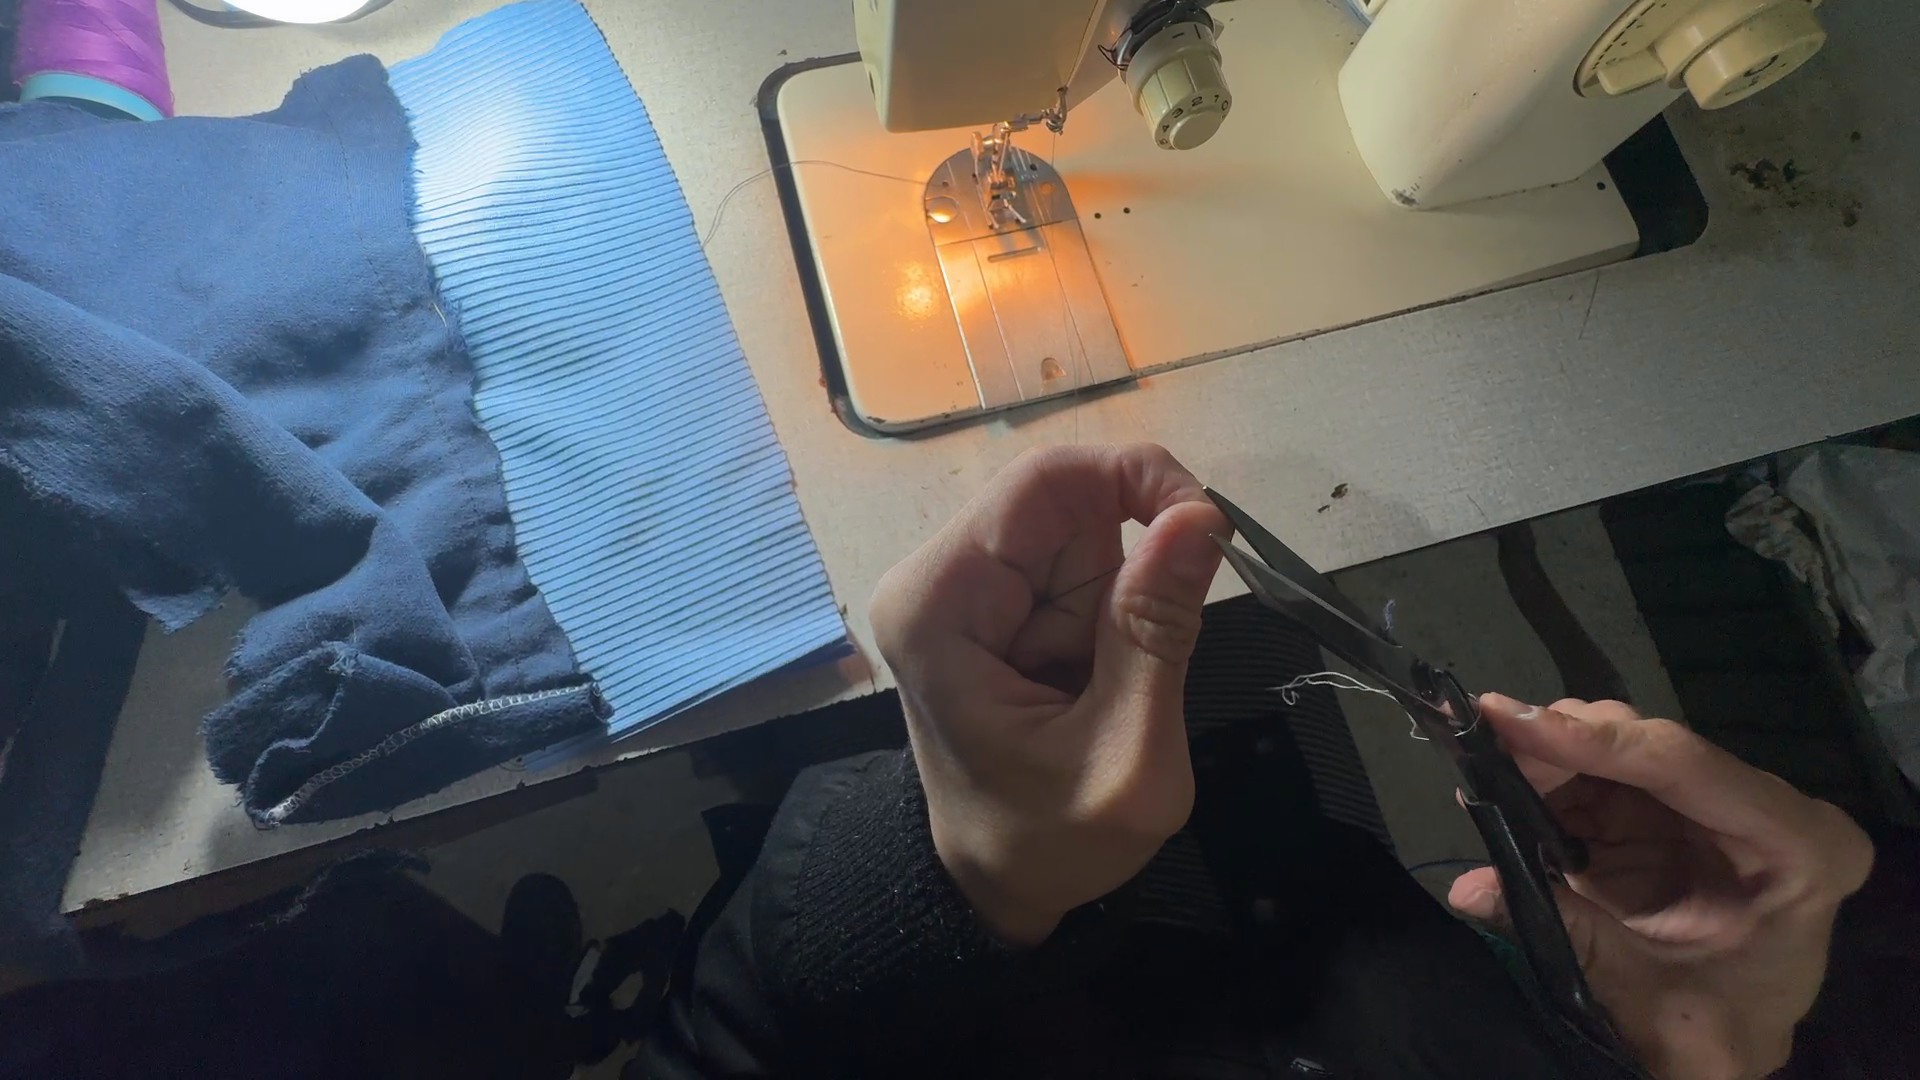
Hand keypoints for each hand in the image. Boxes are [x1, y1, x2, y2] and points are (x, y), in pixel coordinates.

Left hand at [870, 444, 1226, 944]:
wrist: (992, 879)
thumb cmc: (1048, 842)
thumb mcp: (1127, 754)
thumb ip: (1158, 630)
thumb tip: (1200, 514)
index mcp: (939, 604)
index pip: (1040, 482)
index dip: (1136, 476)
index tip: (1209, 528)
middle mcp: (937, 575)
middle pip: (1058, 498)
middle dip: (1131, 555)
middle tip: (1164, 635)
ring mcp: (963, 583)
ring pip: (1074, 529)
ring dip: (1120, 590)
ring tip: (1111, 677)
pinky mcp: (992, 598)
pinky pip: (1071, 563)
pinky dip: (1109, 604)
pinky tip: (1097, 669)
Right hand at [1450, 695, 1873, 1079]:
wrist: (1708, 1042)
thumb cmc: (1706, 1024)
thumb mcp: (1644, 993)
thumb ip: (1564, 930)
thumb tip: (1467, 889)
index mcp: (1796, 846)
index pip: (1683, 765)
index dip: (1589, 738)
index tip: (1504, 720)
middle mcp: (1751, 806)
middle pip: (1635, 738)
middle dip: (1552, 737)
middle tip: (1475, 742)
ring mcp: (1693, 799)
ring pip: (1601, 735)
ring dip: (1534, 746)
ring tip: (1476, 762)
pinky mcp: (1642, 801)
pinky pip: (1577, 761)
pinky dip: (1530, 764)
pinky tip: (1490, 776)